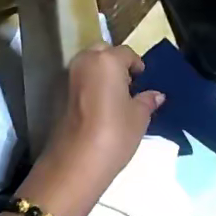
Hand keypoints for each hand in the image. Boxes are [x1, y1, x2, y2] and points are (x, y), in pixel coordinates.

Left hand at [18, 45, 161, 215]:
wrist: (76, 162)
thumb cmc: (115, 133)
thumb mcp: (139, 117)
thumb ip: (147, 100)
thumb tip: (156, 95)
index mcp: (107, 60)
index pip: (126, 53)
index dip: (137, 66)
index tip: (143, 81)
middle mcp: (85, 62)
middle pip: (103, 53)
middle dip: (116, 63)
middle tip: (129, 84)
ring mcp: (69, 78)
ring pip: (89, 65)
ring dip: (102, 74)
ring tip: (116, 97)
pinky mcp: (60, 95)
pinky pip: (80, 81)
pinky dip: (91, 86)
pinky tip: (101, 107)